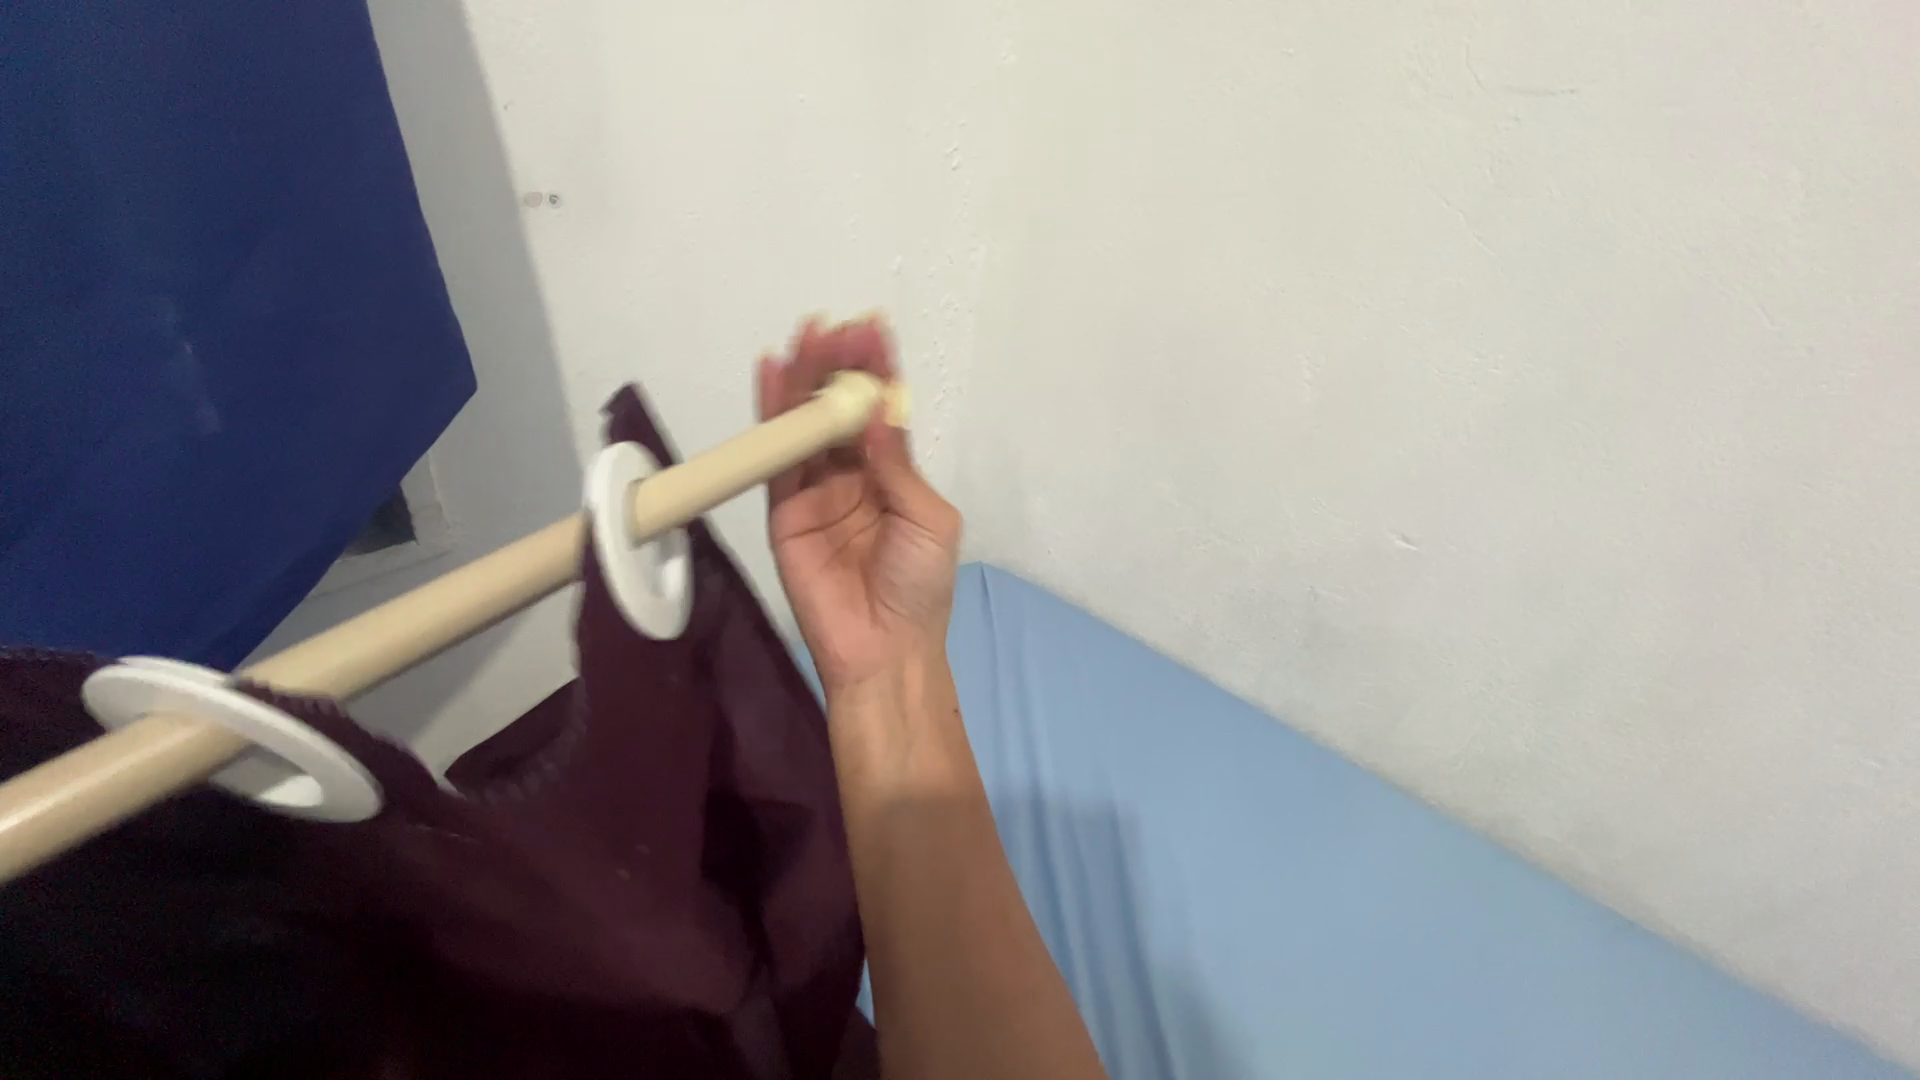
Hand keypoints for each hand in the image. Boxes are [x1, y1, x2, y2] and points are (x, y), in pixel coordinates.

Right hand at [758, 316, 962, 694]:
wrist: (883, 646)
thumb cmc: (920, 585)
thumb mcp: (928, 519)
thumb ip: (896, 465)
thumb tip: (872, 411)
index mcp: (894, 472)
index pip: (881, 411)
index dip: (876, 371)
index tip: (872, 330)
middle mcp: (854, 473)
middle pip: (839, 409)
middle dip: (838, 367)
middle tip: (835, 329)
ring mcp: (816, 489)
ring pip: (806, 424)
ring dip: (805, 379)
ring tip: (807, 337)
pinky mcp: (785, 509)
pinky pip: (777, 457)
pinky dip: (772, 416)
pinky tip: (772, 374)